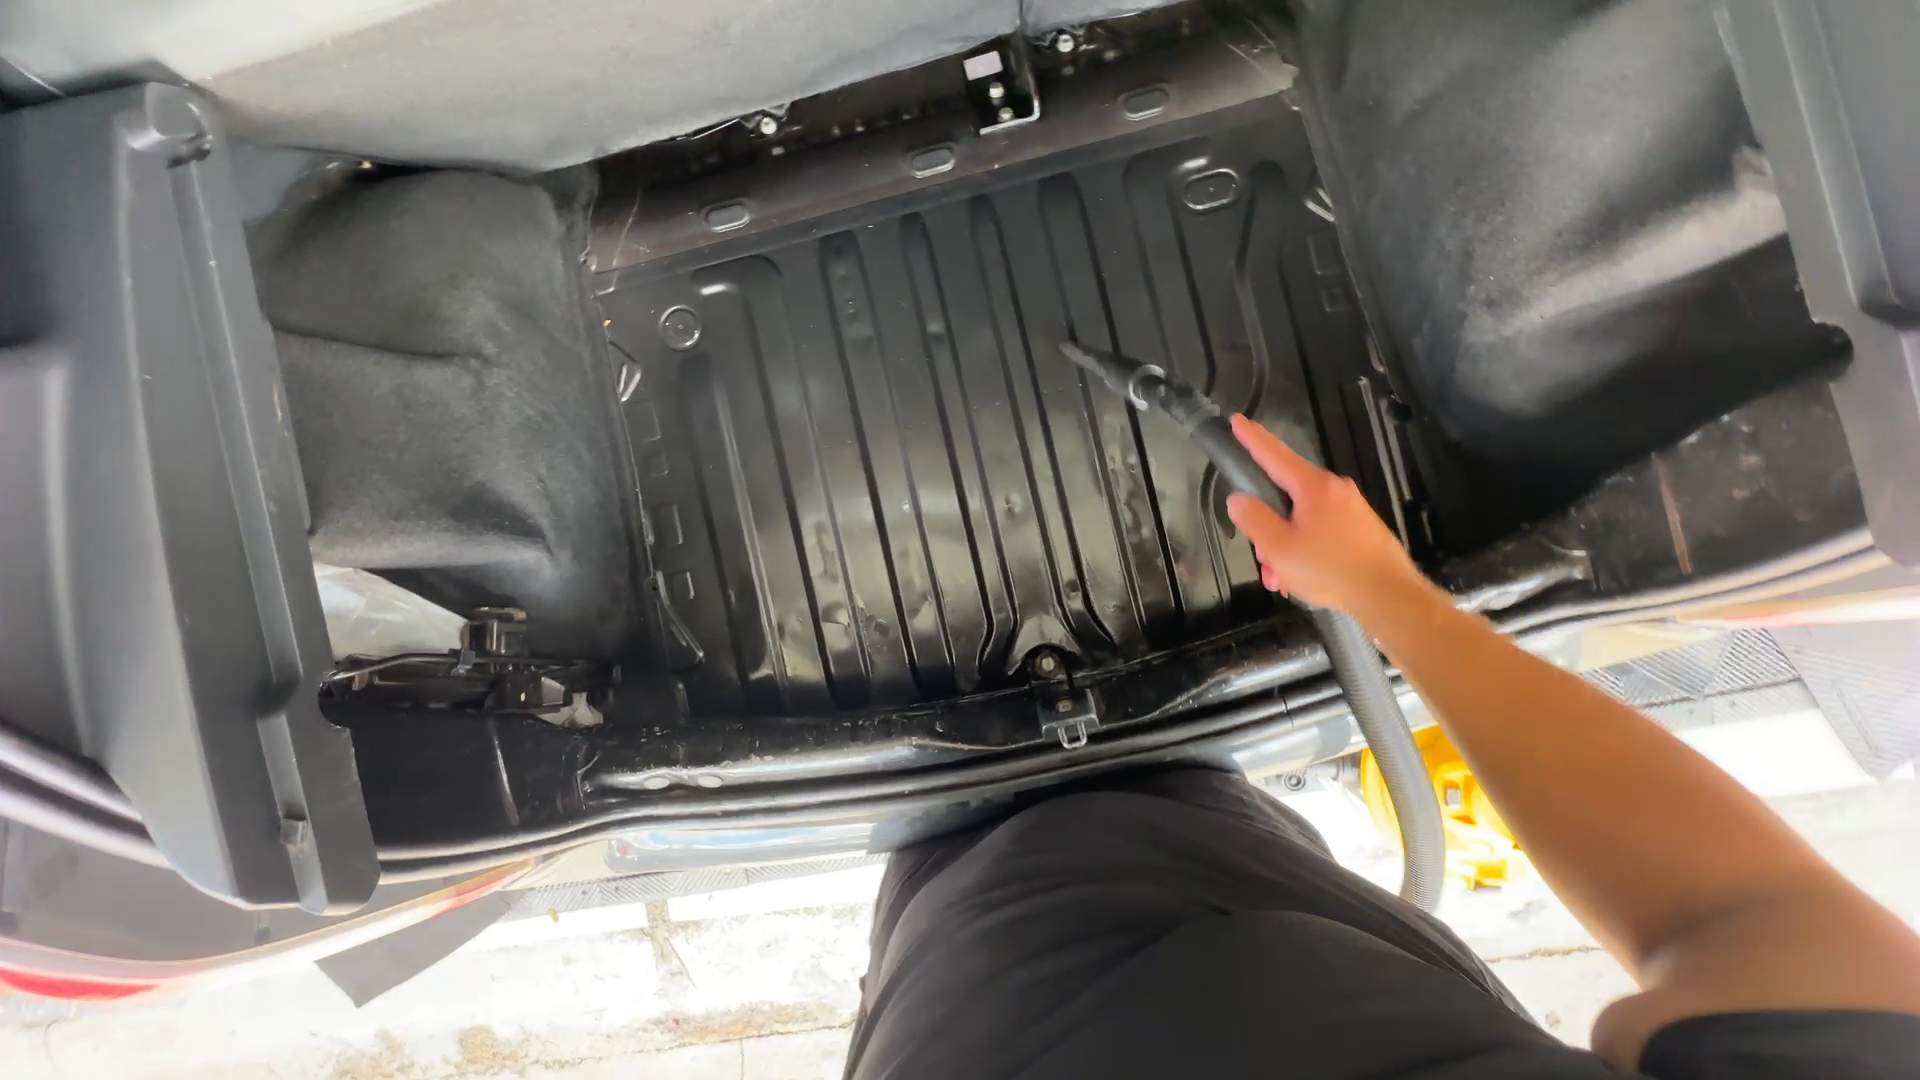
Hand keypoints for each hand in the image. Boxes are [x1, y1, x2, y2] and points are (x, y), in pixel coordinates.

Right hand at [1225, 414, 1426, 616]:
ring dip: (1284, 546)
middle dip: (1268, 527)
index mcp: (1314, 487)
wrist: (1389, 595)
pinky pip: (1319, 532)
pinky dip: (1303, 551)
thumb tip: (1238, 498)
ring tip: (1281, 578)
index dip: (1252, 439)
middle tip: (1262, 557)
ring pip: (1301, 520)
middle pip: (1286, 497)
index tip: (1237, 420)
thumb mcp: (1279, 547)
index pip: (1275, 455)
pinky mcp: (1360, 529)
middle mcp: (1334, 490)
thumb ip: (1254, 519)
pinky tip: (1299, 579)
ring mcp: (1350, 509)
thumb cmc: (1330, 568)